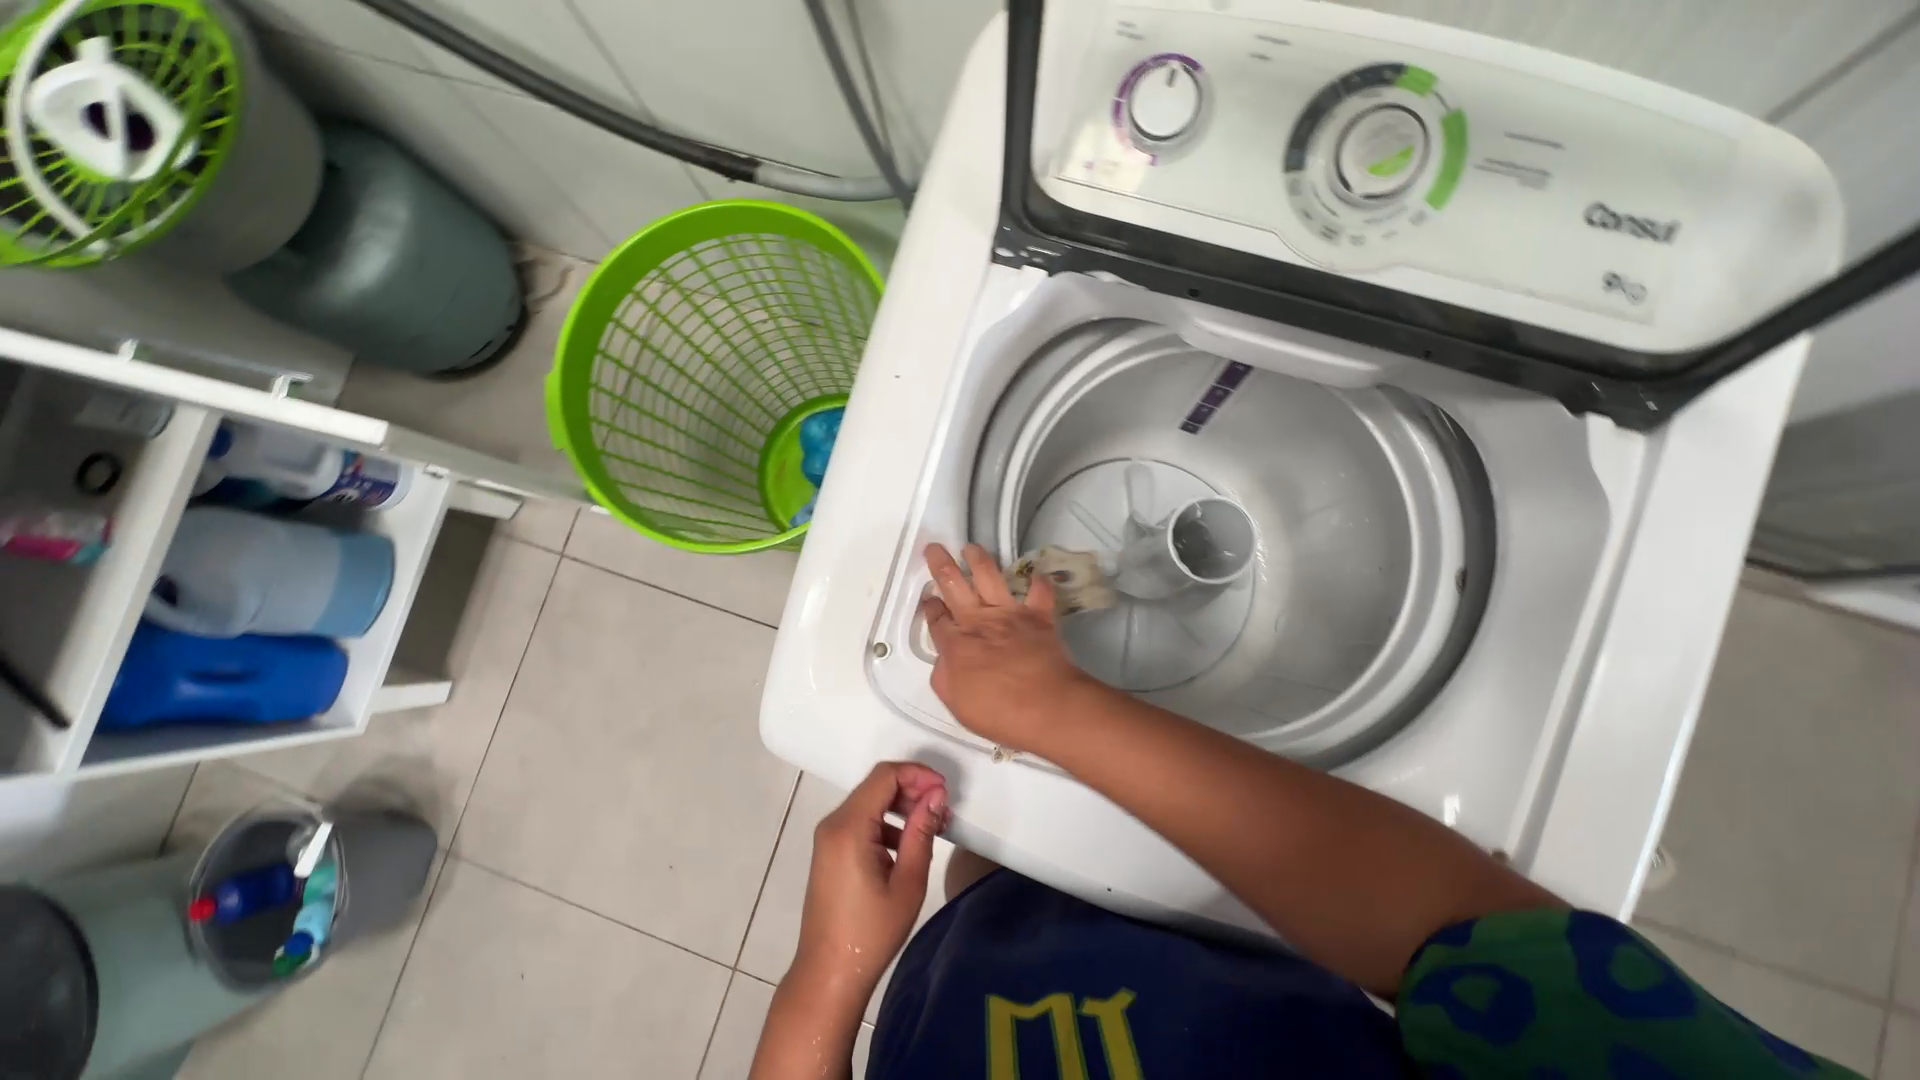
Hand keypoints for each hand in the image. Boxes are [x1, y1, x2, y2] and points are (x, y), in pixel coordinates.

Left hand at [793, 762, 949, 1003]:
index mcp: (849, 827)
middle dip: (912, 789)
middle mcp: (833, 823)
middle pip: (876, 785)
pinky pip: (861, 821)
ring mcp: (828, 837)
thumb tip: (936, 795)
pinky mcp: (830, 850)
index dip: (918, 774)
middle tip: (944, 809)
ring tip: (934, 826)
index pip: (885, 776)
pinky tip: (909, 844)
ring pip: (870, 802)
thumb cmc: (871, 931)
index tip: (945, 791)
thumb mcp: (907, 882)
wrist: (829, 972)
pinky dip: (887, 822)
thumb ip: (922, 832)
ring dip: (902, 805)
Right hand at [921, 543, 1094, 749]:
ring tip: (972, 548)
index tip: (928, 598)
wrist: (1046, 707)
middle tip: (935, 549)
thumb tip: (944, 661)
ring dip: (979, 559)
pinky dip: (1038, 582)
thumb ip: (944, 677)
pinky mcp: (1040, 617)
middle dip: (942, 565)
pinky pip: (1039, 593)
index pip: (936, 619)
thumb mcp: (955, 703)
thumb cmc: (998, 712)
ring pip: (990, 577)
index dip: (930, 607)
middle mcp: (979, 621)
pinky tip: (1036, 575)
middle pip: (955, 585)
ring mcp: (1011, 615)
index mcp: (955, 644)